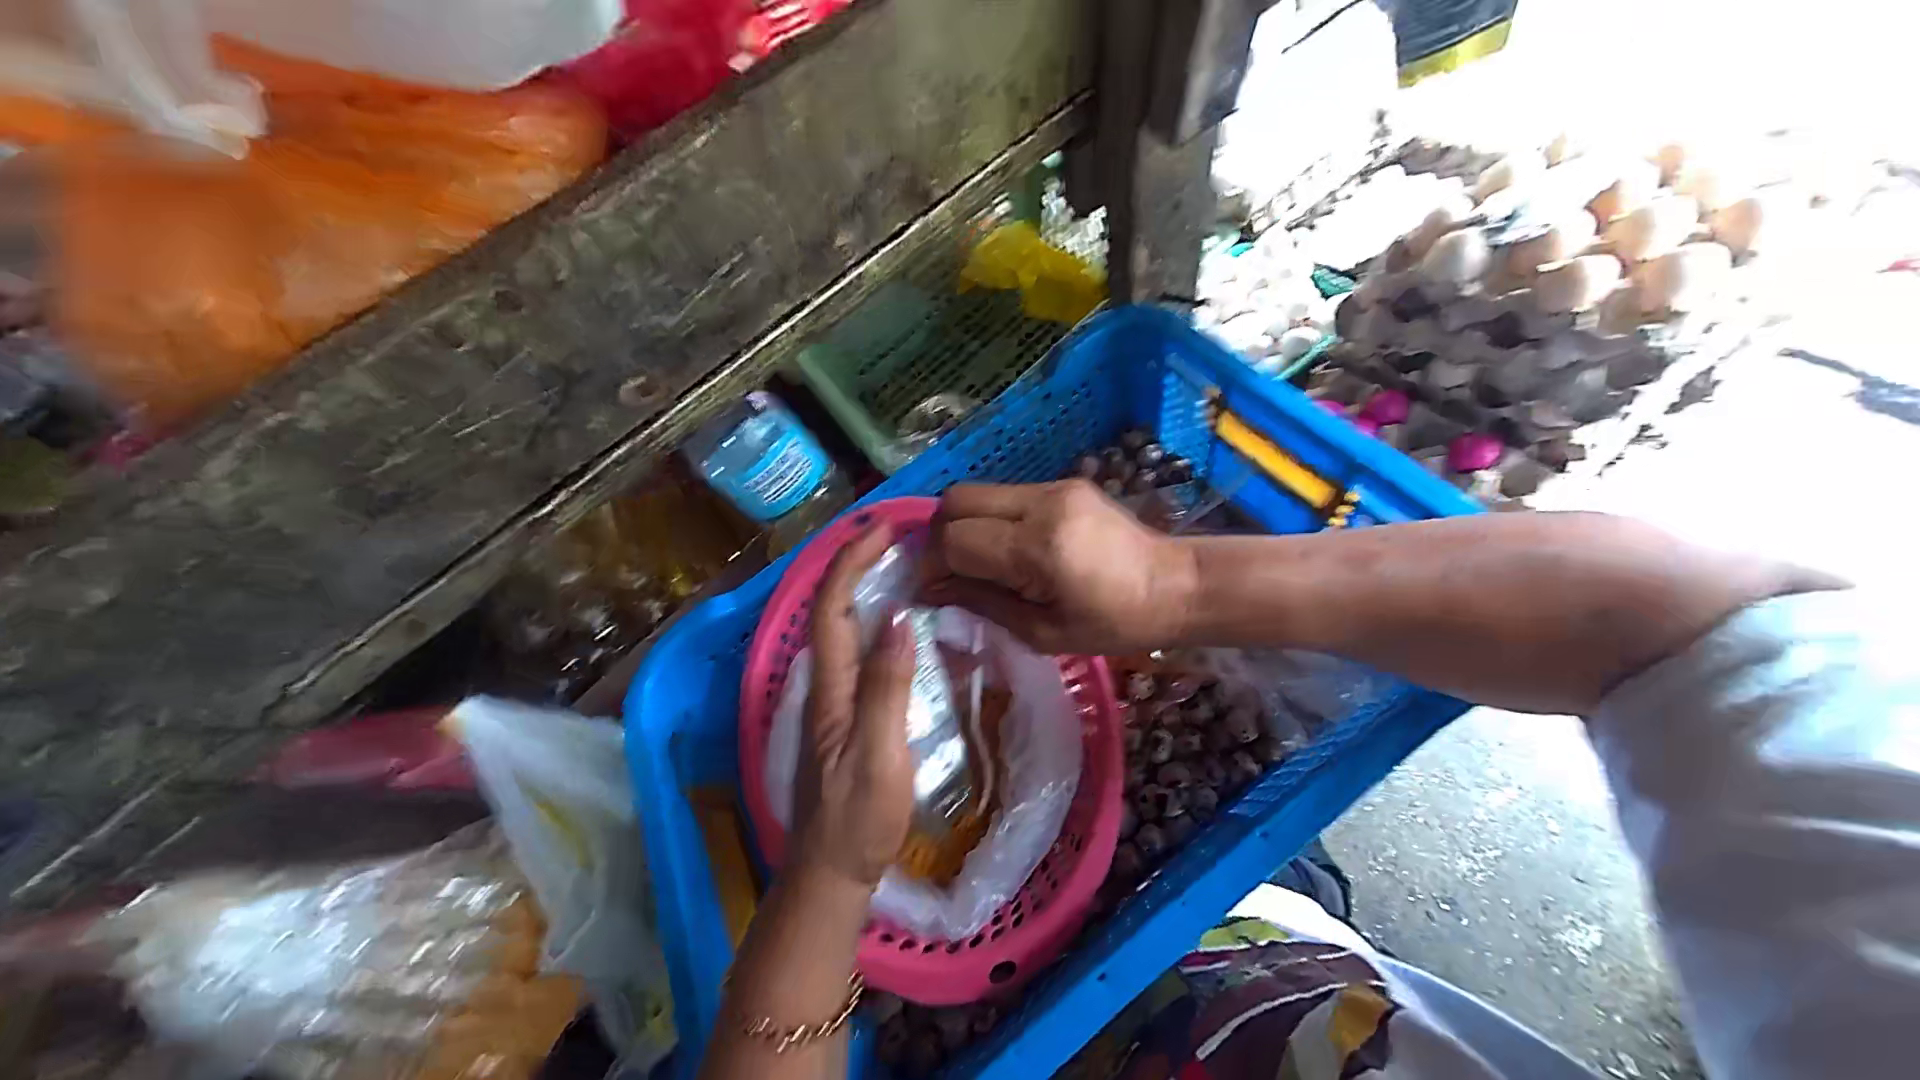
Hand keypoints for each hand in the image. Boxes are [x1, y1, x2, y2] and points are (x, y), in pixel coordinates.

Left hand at [791, 522, 916, 889]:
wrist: (832, 870)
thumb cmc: (858, 818)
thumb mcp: (879, 754)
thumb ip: (887, 688)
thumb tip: (899, 619)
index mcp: (831, 686)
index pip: (832, 607)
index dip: (852, 562)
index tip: (884, 529)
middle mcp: (826, 683)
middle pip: (833, 608)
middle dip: (857, 563)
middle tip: (897, 536)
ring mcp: (835, 698)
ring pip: (845, 627)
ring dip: (866, 587)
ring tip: (904, 564)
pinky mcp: (848, 713)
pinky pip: (860, 651)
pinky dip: (878, 622)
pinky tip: (905, 624)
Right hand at [921, 480, 1198, 653]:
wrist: (1176, 585)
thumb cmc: (1115, 624)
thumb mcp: (1043, 632)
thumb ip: (982, 603)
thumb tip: (931, 589)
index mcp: (1040, 547)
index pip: (956, 539)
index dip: (933, 565)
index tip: (930, 590)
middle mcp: (1042, 503)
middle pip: (956, 498)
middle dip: (939, 535)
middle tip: (947, 571)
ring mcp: (1055, 486)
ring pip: (979, 492)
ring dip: (964, 524)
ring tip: (977, 562)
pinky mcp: (1064, 483)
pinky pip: (1006, 495)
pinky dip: (991, 519)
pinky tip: (1006, 550)